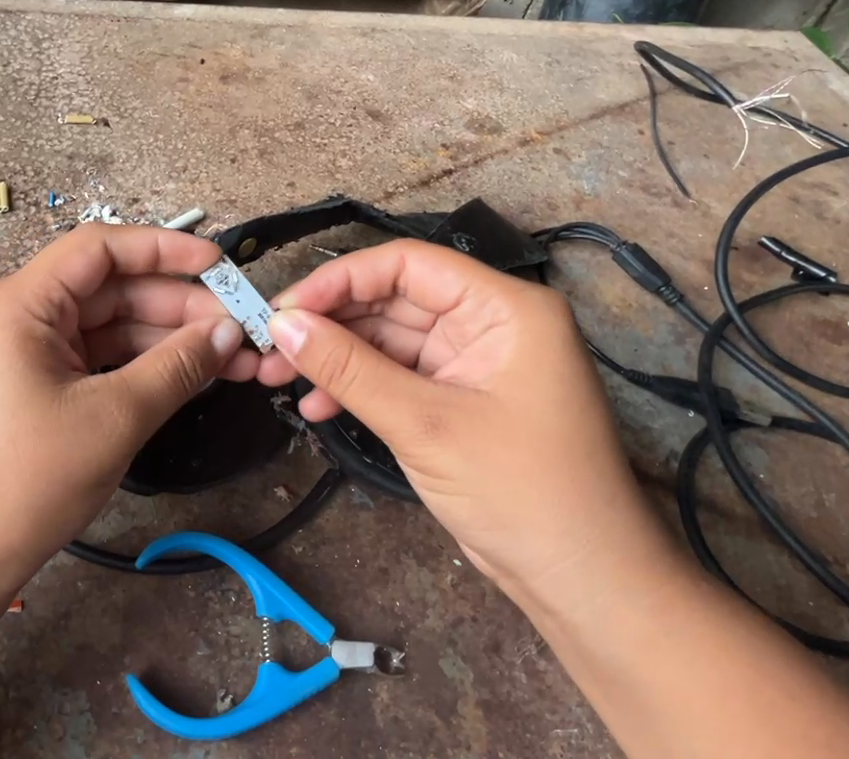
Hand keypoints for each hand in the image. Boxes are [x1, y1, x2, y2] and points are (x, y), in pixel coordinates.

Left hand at [0, 225, 256, 576]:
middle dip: (176, 305)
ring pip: (107, 324)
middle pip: (108, 288)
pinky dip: (140, 363)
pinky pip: (95, 355)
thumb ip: (177, 366)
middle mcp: (15, 313)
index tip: (218, 264)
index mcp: (18, 303)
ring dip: (166, 338)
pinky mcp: (33, 380)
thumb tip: (228, 332)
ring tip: (232, 357)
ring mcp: (23, 348)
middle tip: (240, 327)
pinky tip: (191, 374)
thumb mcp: (115, 417)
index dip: (164, 248)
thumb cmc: (32, 479)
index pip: (99, 249)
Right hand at [256, 240, 673, 607]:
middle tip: (266, 346)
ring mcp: (471, 362)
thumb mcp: (424, 424)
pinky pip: (395, 375)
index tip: (283, 309)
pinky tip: (315, 406)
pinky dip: (355, 387)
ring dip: (332, 357)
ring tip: (275, 377)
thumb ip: (348, 368)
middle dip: (327, 323)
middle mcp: (487, 323)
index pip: (406, 265)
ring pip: (386, 339)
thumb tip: (280, 324)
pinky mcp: (456, 398)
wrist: (582, 582)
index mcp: (502, 308)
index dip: (339, 280)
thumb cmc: (521, 491)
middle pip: (391, 300)